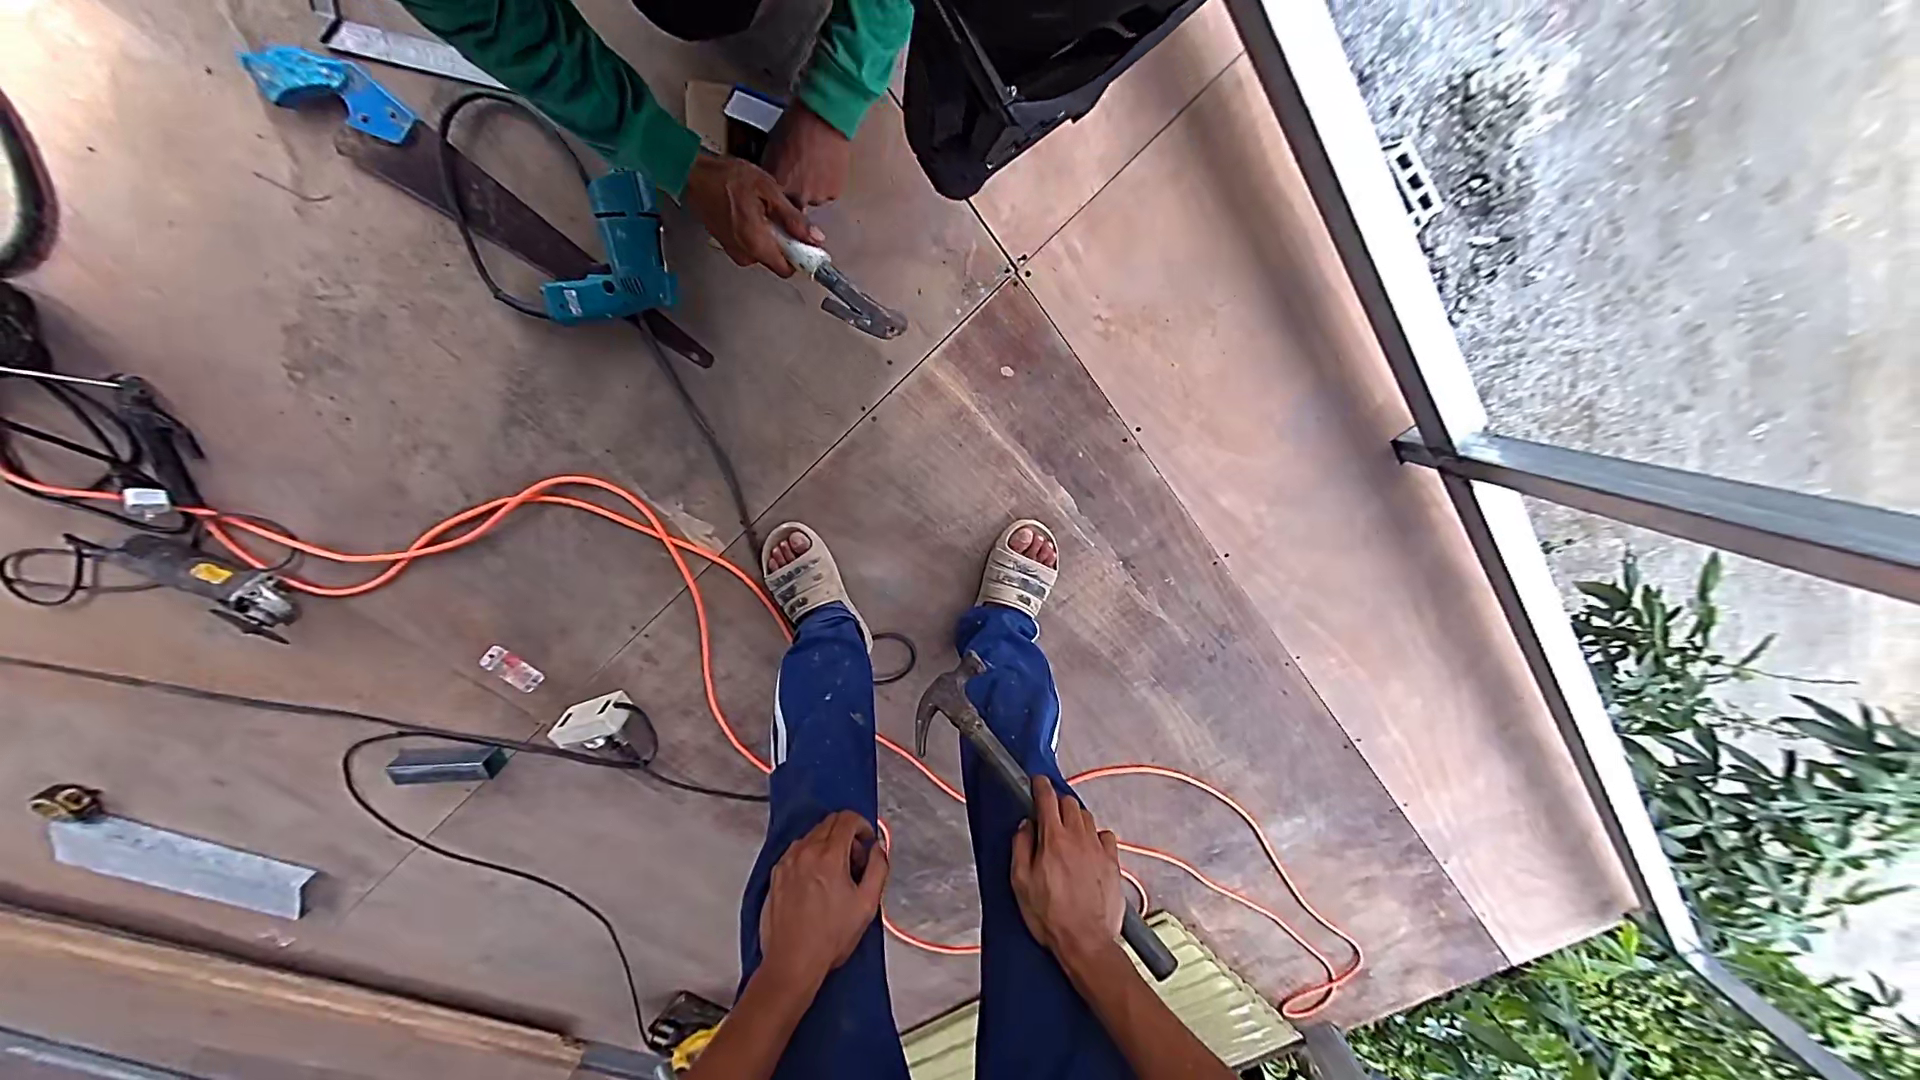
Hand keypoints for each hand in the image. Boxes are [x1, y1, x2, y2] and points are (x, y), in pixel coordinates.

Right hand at [684, 152, 823, 277]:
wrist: (692, 173)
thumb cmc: (726, 178)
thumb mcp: (768, 191)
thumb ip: (793, 218)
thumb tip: (814, 238)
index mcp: (757, 244)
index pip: (787, 270)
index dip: (798, 258)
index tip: (804, 244)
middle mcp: (745, 254)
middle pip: (776, 262)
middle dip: (784, 246)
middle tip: (782, 220)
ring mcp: (734, 251)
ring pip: (764, 254)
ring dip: (770, 239)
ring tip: (764, 213)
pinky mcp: (727, 245)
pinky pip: (750, 247)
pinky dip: (757, 236)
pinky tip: (753, 214)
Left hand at [760, 810, 890, 983]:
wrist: (792, 963)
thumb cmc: (830, 937)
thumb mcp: (867, 904)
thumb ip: (878, 868)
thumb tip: (877, 849)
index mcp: (829, 856)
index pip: (847, 818)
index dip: (863, 825)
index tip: (867, 843)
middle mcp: (805, 852)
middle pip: (830, 822)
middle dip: (847, 834)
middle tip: (855, 861)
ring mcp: (787, 862)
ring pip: (813, 835)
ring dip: (828, 843)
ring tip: (835, 873)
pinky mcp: (775, 874)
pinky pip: (797, 850)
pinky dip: (810, 854)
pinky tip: (816, 881)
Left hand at [763, 102, 851, 206]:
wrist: (823, 118)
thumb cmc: (794, 127)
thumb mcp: (772, 149)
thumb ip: (772, 170)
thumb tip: (773, 181)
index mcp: (778, 187)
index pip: (776, 202)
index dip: (779, 194)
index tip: (782, 186)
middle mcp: (797, 199)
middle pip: (796, 205)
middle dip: (796, 194)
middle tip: (800, 174)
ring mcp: (817, 198)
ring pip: (813, 200)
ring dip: (813, 190)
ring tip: (815, 168)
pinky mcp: (834, 194)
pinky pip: (828, 195)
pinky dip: (827, 186)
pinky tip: (827, 169)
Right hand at [1011, 776, 1124, 964]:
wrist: (1086, 942)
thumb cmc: (1051, 917)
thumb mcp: (1021, 883)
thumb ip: (1021, 848)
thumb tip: (1025, 826)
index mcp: (1053, 839)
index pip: (1047, 798)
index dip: (1040, 785)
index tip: (1037, 782)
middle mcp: (1078, 838)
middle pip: (1069, 803)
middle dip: (1057, 801)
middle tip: (1049, 812)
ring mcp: (1098, 849)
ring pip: (1087, 816)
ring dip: (1075, 817)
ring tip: (1067, 831)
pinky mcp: (1112, 863)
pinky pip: (1105, 835)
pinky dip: (1095, 835)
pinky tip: (1089, 847)